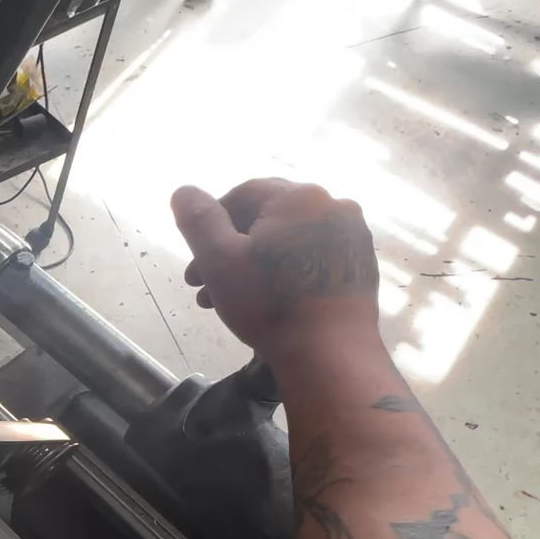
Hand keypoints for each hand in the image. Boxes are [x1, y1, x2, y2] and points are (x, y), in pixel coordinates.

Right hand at [170, 179, 379, 362]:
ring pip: (284, 240)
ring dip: (249, 263)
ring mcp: (350, 233)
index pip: (243, 193)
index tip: (195, 254)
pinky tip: (263, 299)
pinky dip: (279, 271)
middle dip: (227, 247)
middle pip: (264, 218)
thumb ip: (199, 221)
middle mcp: (331, 205)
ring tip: (224, 298)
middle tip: (200, 282)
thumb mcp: (218, 259)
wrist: (326, 347)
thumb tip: (183, 191)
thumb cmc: (265, 302)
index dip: (212, 221)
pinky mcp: (356, 261)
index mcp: (297, 198)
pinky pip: (307, 256)